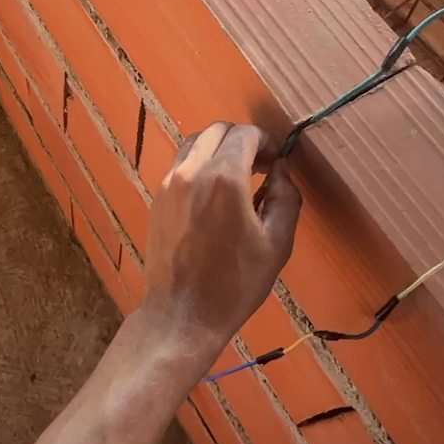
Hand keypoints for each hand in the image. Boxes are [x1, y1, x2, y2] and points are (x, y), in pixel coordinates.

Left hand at [141, 122, 299, 357]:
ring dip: (219, 148)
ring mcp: (169, 181)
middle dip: (243, 140)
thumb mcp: (277, 244)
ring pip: (196, 141)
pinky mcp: (157, 195)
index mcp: (224, 178)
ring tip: (236, 176)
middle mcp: (192, 170)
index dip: (266, 142)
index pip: (245, 134)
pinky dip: (200, 163)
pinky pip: (181, 162)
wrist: (183, 313)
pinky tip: (213, 193)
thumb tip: (280, 170)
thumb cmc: (235, 283)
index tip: (276, 162)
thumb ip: (285, 198)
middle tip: (260, 167)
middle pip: (218, 130)